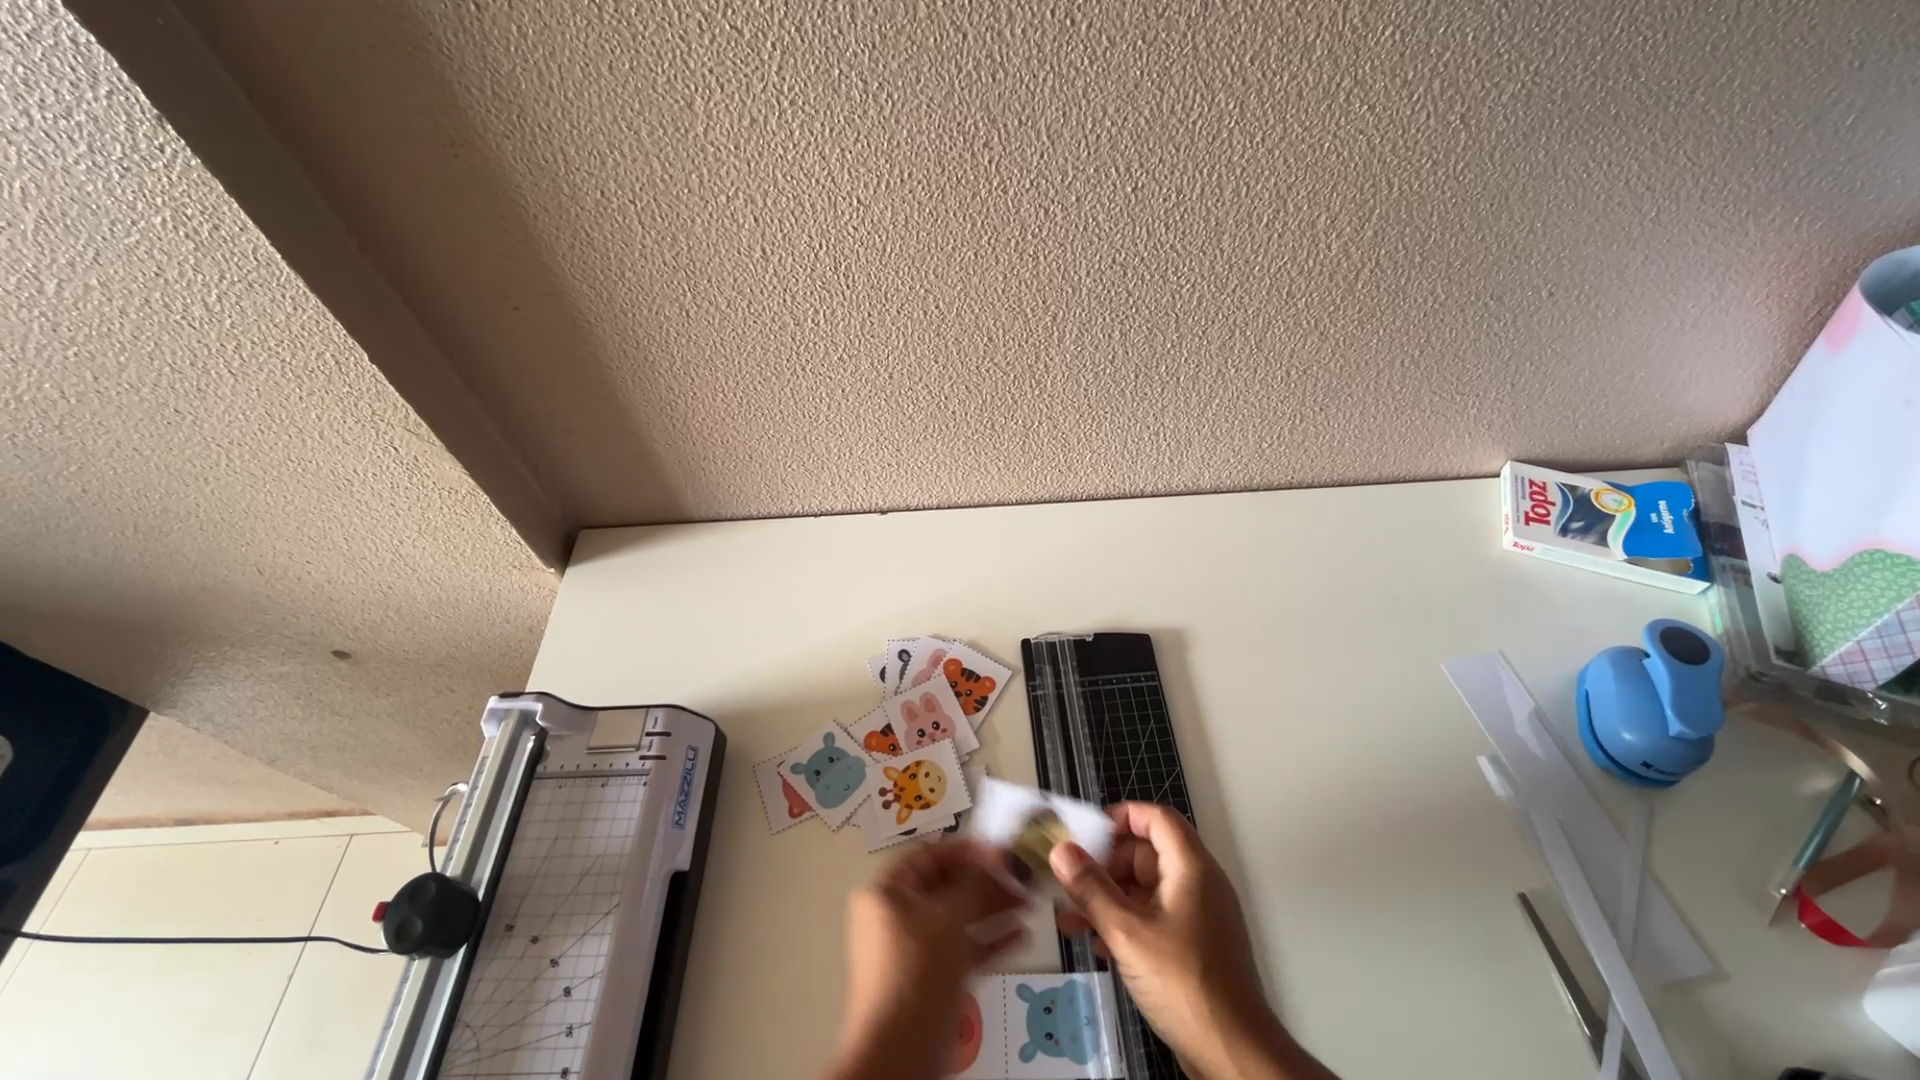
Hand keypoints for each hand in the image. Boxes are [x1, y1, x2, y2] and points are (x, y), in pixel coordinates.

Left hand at [827, 841, 1027, 1079]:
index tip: (1002, 853)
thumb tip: (994, 856)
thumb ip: (974, 883)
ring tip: (1029, 905)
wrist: (901, 1050)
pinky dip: (988, 941)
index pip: (928, 855)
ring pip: (958, 918)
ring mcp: (913, 948)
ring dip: (993, 910)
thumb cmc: (919, 969)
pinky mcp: (930, 977)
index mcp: (887, 891)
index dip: (966, 851)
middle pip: (946, 886)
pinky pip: (962, 948)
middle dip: (986, 882)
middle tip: (1023, 880)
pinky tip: (1020, 936)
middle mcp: (896, 915)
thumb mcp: (948, 916)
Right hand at [1052, 803, 1337, 1079]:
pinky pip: (1153, 917)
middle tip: (1070, 880)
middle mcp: (1198, 884)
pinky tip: (1097, 945)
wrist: (1231, 1050)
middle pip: (1147, 854)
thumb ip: (1091, 889)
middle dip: (1105, 865)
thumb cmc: (1183, 982)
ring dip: (1108, 898)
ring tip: (1069, 917)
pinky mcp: (1193, 945)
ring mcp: (1197, 916)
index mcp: (1191, 868)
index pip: (1158, 819)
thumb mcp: (1127, 932)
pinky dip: (1124, 923)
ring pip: (1145, 889)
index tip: (1086, 831)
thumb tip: (1062, 852)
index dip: (1122, 817)